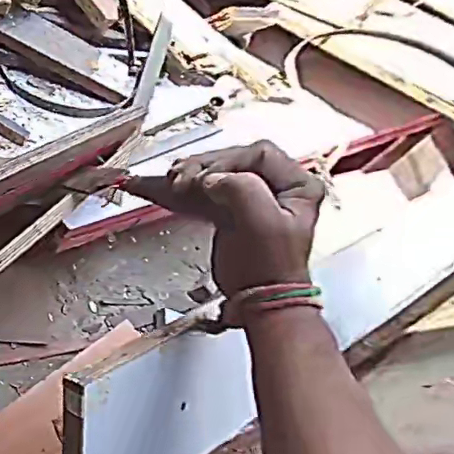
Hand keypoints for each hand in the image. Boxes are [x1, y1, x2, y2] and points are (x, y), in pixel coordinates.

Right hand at [124, 142, 322, 295]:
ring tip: (168, 182)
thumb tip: (212, 178)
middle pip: (232, 161)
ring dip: (187, 176)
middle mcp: (276, 188)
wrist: (259, 299)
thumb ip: (241, 191)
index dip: (226, 163)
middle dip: (201, 167)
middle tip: (178, 180)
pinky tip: (157, 188)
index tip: (202, 181)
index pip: (258, 155)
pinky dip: (179, 192)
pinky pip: (202, 195)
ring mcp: (250, 201)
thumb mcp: (261, 224)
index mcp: (296, 185)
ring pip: (214, 176)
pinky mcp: (229, 214)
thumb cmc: (268, 267)